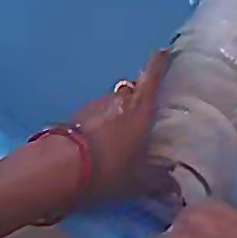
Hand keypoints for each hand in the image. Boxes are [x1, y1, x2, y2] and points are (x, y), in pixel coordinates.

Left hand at [72, 50, 169, 201]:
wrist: (61, 168)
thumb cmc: (110, 168)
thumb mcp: (139, 180)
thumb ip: (159, 180)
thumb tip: (175, 186)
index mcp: (140, 108)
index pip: (152, 77)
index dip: (159, 63)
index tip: (164, 51)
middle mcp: (118, 100)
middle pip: (131, 90)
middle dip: (138, 96)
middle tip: (144, 111)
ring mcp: (94, 106)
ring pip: (111, 103)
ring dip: (117, 113)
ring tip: (121, 134)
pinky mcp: (75, 117)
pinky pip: (95, 115)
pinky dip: (100, 124)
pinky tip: (100, 142)